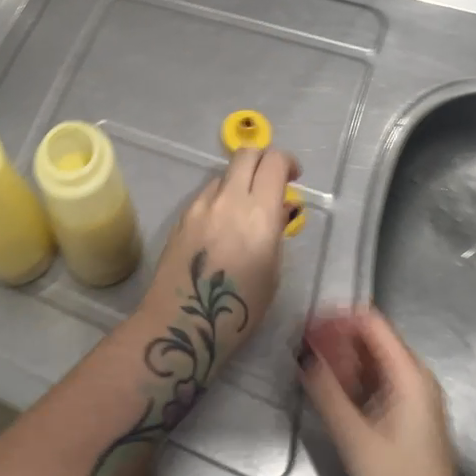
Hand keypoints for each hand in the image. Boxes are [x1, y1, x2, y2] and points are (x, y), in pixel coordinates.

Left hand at [140, 147, 299, 356]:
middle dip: (262, 160)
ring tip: (245, 211)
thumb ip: (276, 231)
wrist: (183, 321)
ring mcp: (201, 204)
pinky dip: (221, 198)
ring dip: (240, 181)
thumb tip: (279, 207)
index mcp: (258, 212)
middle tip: (272, 181)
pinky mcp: (183, 215)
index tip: (293, 176)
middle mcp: (229, 198)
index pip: (273, 161)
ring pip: (224, 173)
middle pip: (246, 154)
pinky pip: (207, 193)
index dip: (286, 162)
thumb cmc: (239, 307)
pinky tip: (222, 226)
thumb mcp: (272, 271)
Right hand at [300, 307, 456, 475]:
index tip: (307, 327)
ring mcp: (415, 395)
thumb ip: (326, 391)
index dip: (337, 318)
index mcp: (411, 373)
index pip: (371, 321)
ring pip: (373, 359)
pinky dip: (354, 378)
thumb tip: (303, 354)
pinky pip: (378, 379)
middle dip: (336, 339)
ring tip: (313, 369)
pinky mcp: (409, 413)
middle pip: (372, 338)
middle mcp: (417, 376)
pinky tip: (334, 391)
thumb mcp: (355, 436)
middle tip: (304, 350)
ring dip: (342, 359)